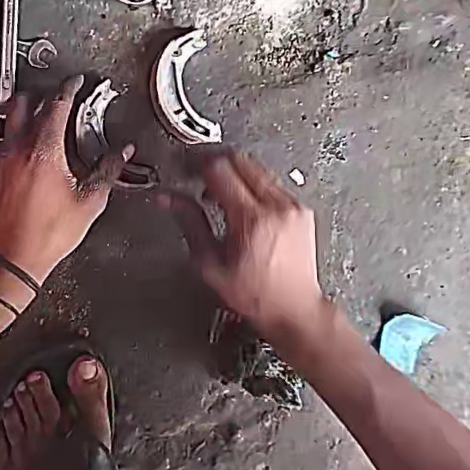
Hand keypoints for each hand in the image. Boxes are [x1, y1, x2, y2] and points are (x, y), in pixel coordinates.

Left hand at [0, 75, 131, 282]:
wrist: (5, 262)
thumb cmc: (43, 237)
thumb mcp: (88, 203)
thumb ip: (107, 171)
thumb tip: (120, 154)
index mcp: (43, 150)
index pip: (56, 103)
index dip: (68, 87)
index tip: (74, 83)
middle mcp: (14, 149)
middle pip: (22, 103)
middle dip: (40, 95)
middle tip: (54, 98)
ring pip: (6, 124)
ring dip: (22, 118)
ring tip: (37, 127)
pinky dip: (11, 146)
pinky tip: (22, 161)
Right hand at [163, 153, 331, 344]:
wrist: (294, 309)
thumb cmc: (255, 295)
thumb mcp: (211, 264)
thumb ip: (190, 223)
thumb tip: (169, 199)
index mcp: (251, 219)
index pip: (220, 169)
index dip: (196, 165)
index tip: (185, 170)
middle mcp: (276, 206)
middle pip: (240, 160)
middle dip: (214, 164)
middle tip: (198, 178)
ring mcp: (292, 206)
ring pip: (257, 168)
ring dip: (233, 175)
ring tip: (218, 197)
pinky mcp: (300, 209)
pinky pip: (272, 183)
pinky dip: (252, 186)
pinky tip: (242, 207)